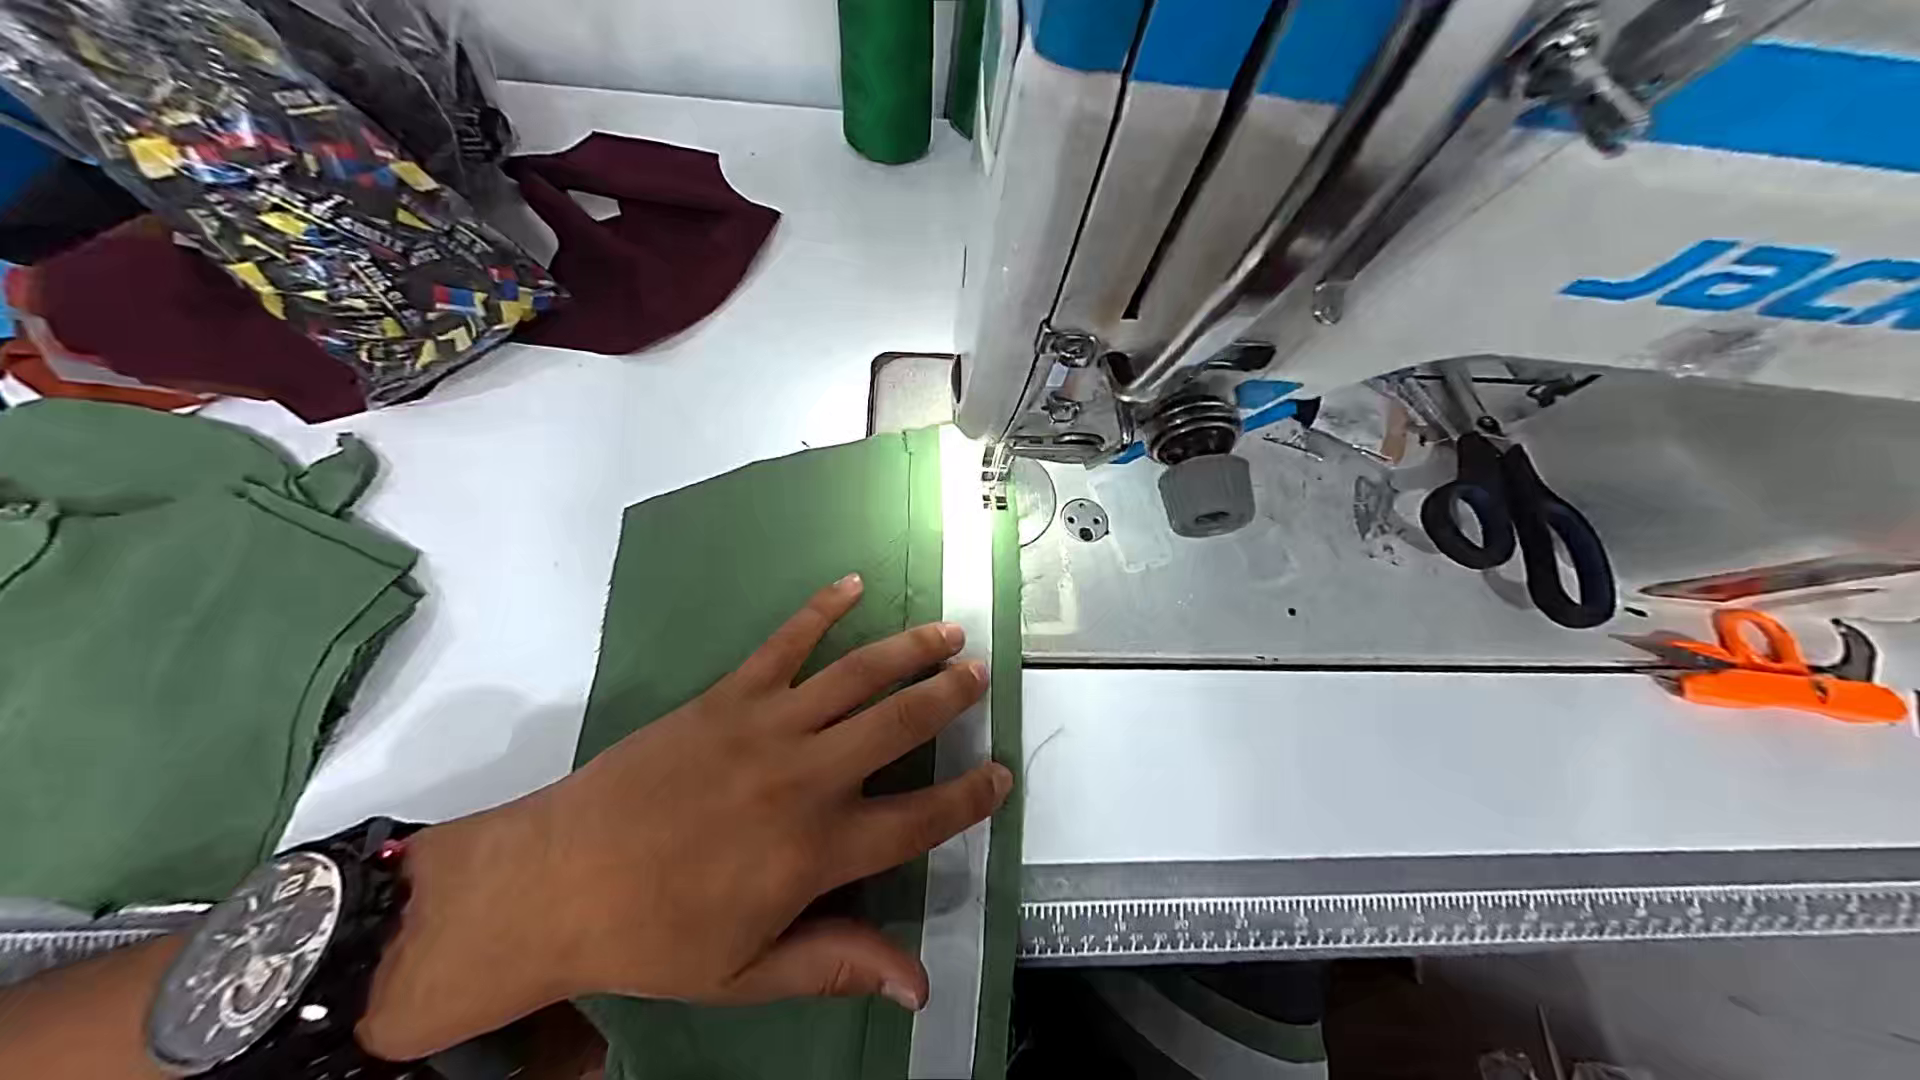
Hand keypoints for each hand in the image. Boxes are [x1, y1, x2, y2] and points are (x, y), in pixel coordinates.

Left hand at [358, 574, 1010, 1059]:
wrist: (557, 879)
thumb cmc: (656, 934)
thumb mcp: (747, 973)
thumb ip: (836, 965)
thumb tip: (917, 987)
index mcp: (816, 850)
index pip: (919, 820)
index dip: (969, 798)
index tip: (1002, 775)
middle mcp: (806, 777)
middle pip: (899, 725)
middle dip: (949, 695)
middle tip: (981, 673)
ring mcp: (767, 726)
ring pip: (857, 675)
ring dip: (909, 648)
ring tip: (948, 630)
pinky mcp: (729, 695)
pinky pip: (786, 642)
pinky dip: (821, 609)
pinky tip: (851, 582)